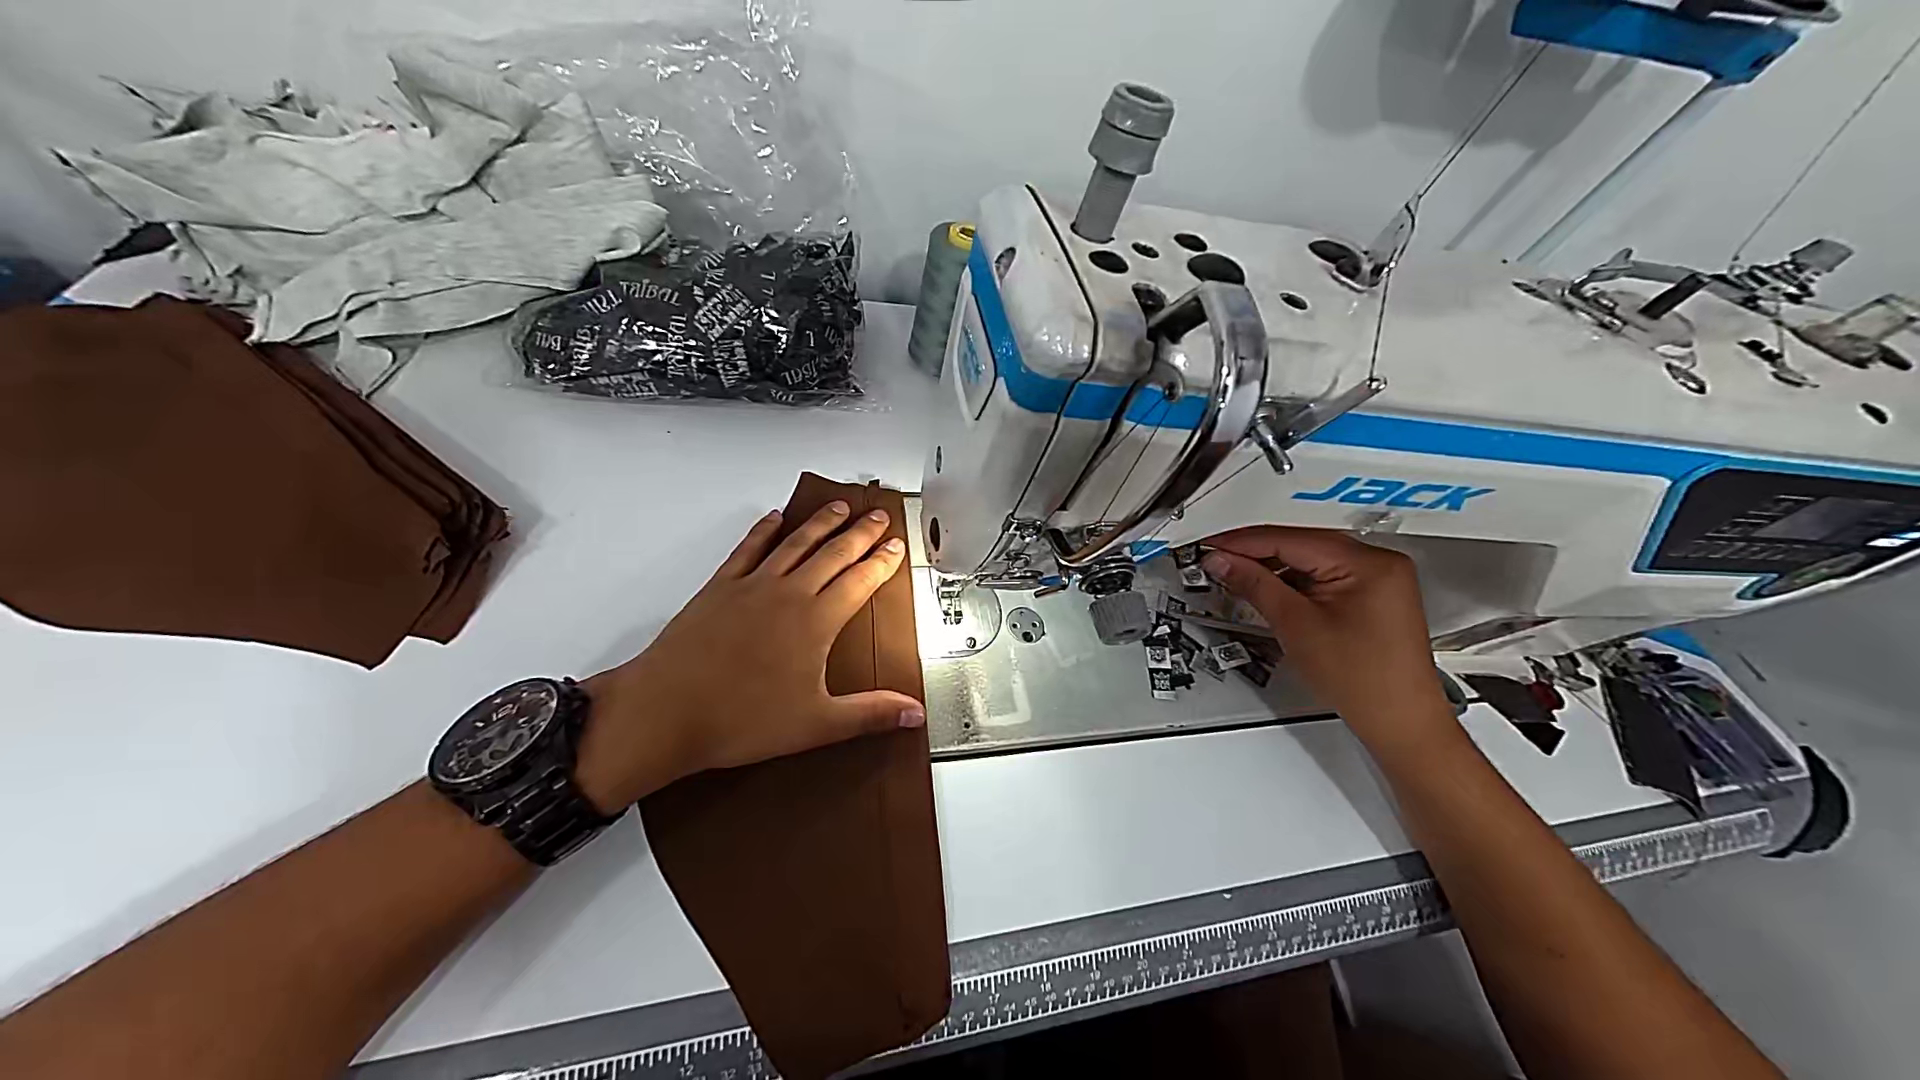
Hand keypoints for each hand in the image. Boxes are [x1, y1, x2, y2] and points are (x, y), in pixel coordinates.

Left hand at [573, 502, 922, 811]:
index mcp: (815, 623)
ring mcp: (752, 587)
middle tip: (876, 517)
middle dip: (860, 533)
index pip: (860, 581)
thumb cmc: (735, 719)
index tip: (895, 549)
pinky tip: (773, 520)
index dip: (882, 563)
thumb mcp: (816, 724)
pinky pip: (748, 548)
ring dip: (820, 522)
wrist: (667, 712)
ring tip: (837, 507)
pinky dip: (764, 530)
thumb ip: (869, 713)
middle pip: (834, 552)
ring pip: (796, 542)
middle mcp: (787, 595)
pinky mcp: (720, 588)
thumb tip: (910, 711)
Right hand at [1201, 527, 1455, 750]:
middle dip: (1254, 552)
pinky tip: (1266, 589)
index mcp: (1368, 563)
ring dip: (1271, 566)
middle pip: (1300, 543)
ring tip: (1235, 576)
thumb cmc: (1364, 681)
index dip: (1242, 542)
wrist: (1397, 720)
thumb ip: (1254, 584)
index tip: (1212, 546)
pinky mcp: (1371, 593)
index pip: (1289, 538)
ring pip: (1309, 558)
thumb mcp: (1295, 625)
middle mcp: (1380, 562)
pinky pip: (1322, 574)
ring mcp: (1378, 578)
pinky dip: (1291, 581)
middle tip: (1216, 559)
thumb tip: (1223, 561)